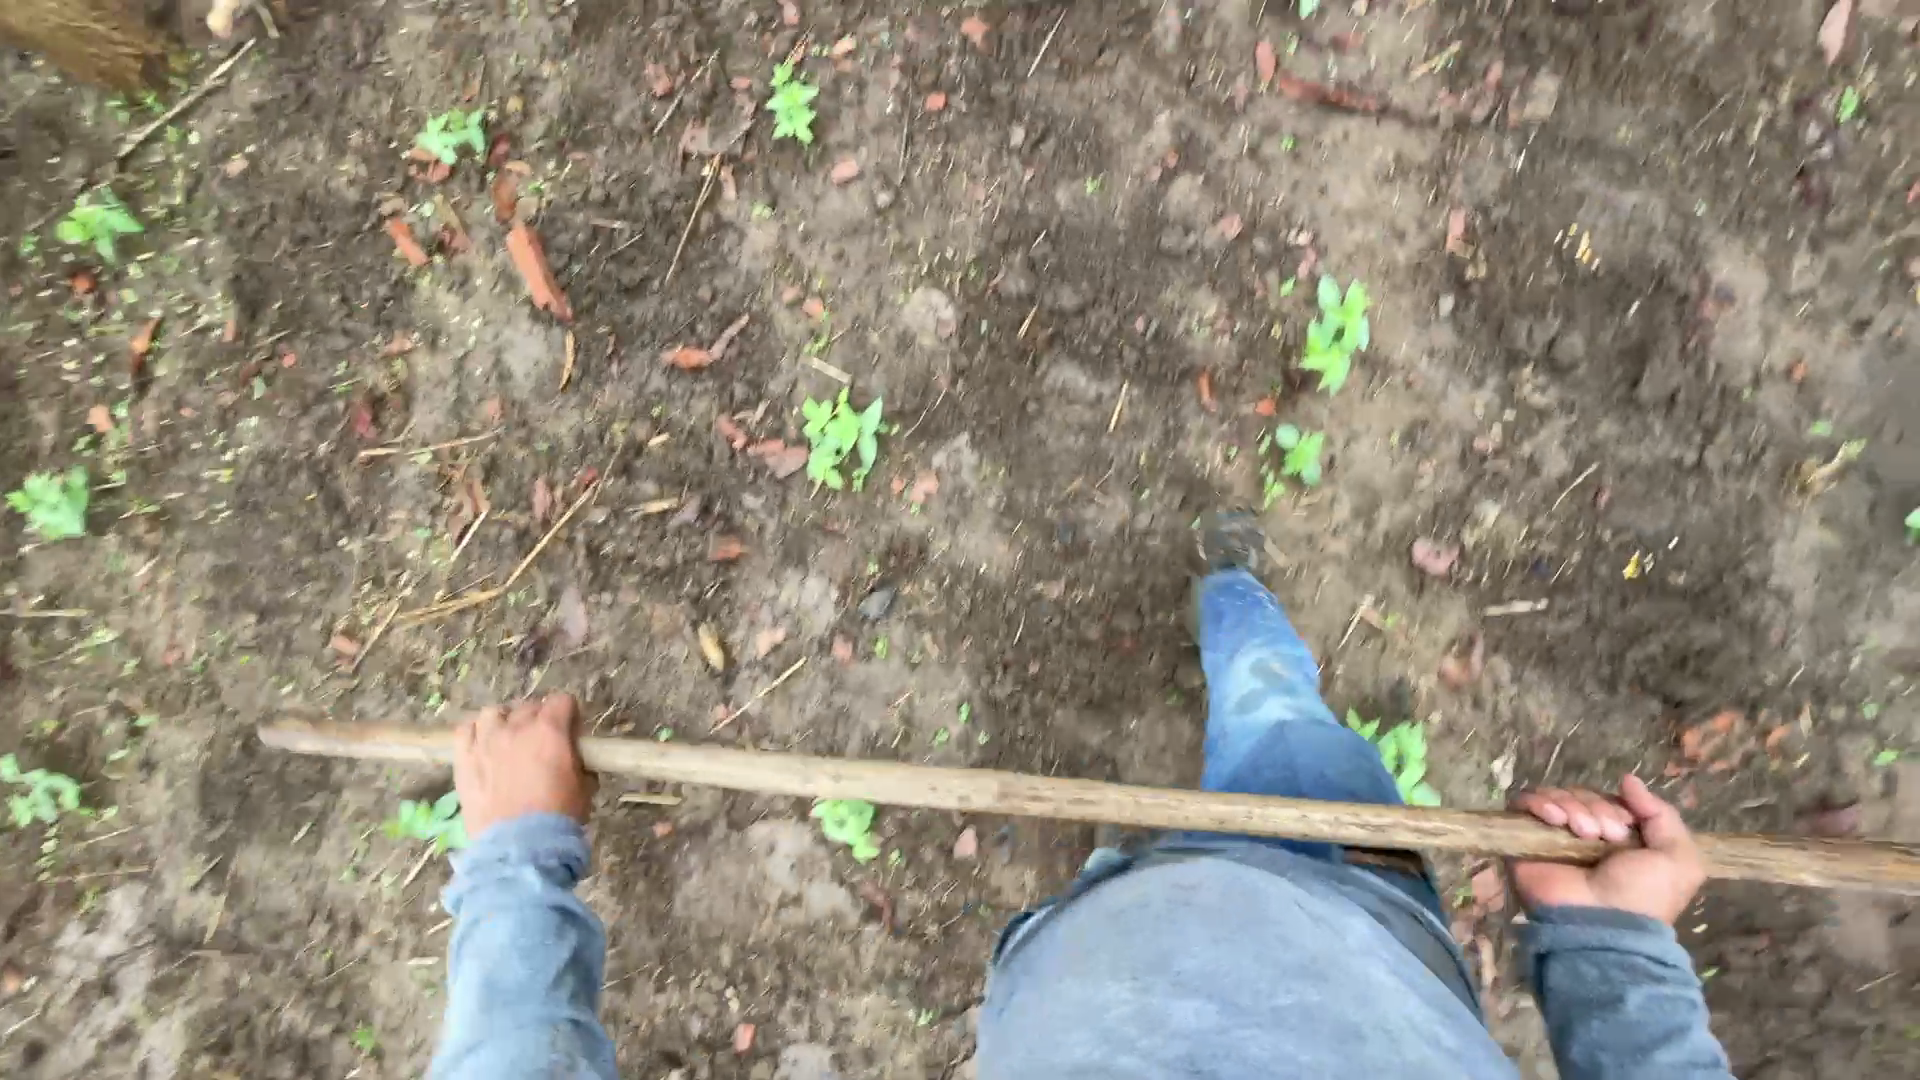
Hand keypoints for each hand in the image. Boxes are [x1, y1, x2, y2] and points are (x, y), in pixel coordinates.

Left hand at [454, 694, 596, 839]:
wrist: (519, 845)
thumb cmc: (558, 814)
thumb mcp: (585, 785)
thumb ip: (580, 763)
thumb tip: (574, 760)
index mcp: (551, 730)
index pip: (563, 700)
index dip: (570, 715)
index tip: (571, 733)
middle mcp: (517, 728)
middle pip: (530, 706)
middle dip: (540, 718)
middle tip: (543, 742)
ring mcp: (486, 741)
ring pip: (495, 712)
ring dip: (506, 721)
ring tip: (509, 739)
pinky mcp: (464, 760)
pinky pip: (465, 730)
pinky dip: (476, 732)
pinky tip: (483, 744)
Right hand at [1509, 774, 1704, 924]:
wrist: (1600, 921)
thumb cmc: (1641, 894)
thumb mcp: (1678, 860)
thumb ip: (1662, 815)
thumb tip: (1628, 778)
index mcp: (1614, 835)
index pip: (1604, 799)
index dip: (1613, 805)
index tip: (1620, 829)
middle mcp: (1579, 831)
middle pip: (1578, 794)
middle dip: (1592, 807)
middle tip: (1600, 835)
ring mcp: (1548, 833)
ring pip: (1552, 794)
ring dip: (1569, 805)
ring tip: (1579, 831)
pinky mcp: (1521, 836)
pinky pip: (1522, 802)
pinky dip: (1538, 803)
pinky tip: (1553, 819)